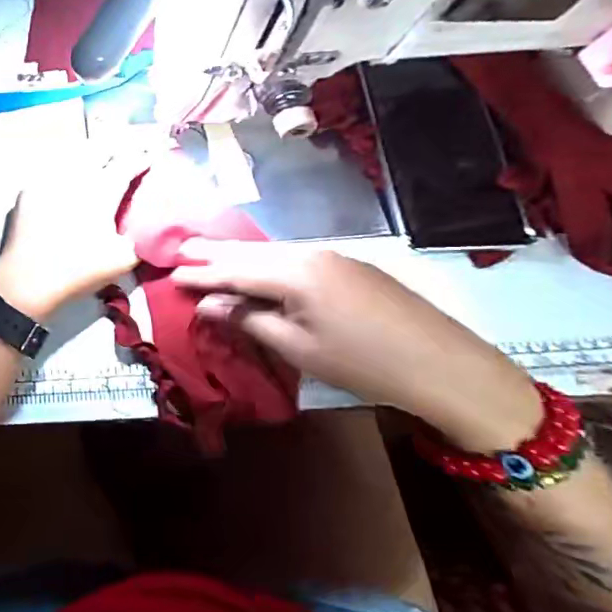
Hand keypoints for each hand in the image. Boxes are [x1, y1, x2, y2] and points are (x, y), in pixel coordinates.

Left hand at [0, 150, 145, 319]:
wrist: (26, 284)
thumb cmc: (79, 271)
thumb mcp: (124, 260)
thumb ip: (144, 237)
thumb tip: (155, 225)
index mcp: (102, 190)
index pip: (129, 161)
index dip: (144, 156)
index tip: (154, 155)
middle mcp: (75, 176)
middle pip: (102, 150)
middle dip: (118, 151)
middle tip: (129, 156)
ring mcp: (48, 181)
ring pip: (75, 157)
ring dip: (92, 158)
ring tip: (102, 164)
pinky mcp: (28, 192)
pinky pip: (53, 173)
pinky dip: (67, 173)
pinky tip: (70, 184)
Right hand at [171, 240, 543, 452]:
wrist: (440, 362)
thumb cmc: (361, 362)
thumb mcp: (298, 347)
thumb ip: (250, 320)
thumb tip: (209, 304)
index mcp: (294, 273)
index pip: (235, 269)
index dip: (201, 274)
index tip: (171, 273)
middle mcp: (311, 254)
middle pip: (253, 252)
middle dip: (216, 253)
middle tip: (181, 249)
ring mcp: (335, 256)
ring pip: (275, 252)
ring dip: (242, 256)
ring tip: (212, 256)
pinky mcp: (351, 266)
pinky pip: (296, 258)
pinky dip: (269, 263)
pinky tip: (262, 269)